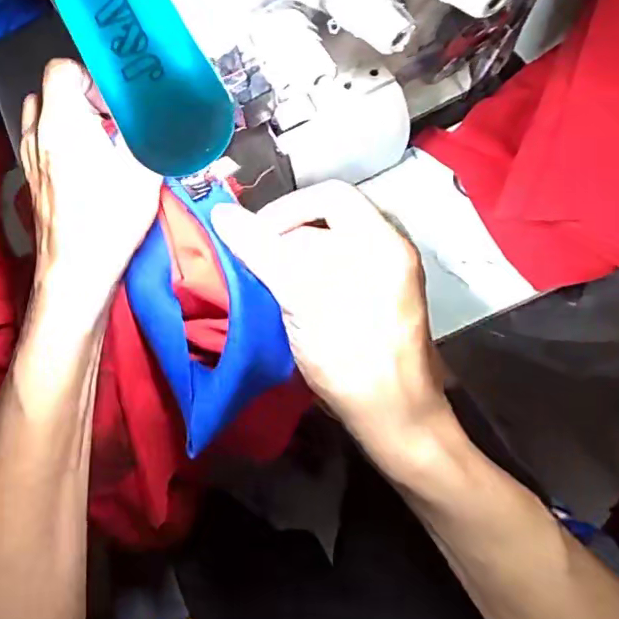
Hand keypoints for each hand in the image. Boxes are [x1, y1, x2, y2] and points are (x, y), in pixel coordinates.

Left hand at [20, 60, 162, 307]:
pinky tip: (91, 162)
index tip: (115, 95)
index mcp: (63, 123)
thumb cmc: (108, 220)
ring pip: (42, 115)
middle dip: (82, 94)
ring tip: (102, 137)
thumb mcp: (143, 171)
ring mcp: (29, 157)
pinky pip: (41, 140)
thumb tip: (165, 112)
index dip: (91, 74)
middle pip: (50, 89)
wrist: (76, 271)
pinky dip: (62, 138)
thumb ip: (151, 133)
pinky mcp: (31, 178)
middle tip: (113, 115)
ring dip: (70, 115)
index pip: (61, 68)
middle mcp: (38, 134)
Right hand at [211, 182, 448, 452]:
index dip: (286, 208)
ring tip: (262, 284)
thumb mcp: (303, 297)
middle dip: (284, 238)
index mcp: (381, 239)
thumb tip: (222, 214)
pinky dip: (306, 282)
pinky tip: (283, 304)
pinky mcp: (374, 306)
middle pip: (327, 223)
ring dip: (291, 262)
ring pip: (328, 252)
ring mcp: (383, 280)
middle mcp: (387, 251)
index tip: (253, 235)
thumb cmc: (352, 354)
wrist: (396, 422)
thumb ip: (263, 251)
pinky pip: (335, 276)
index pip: (329, 196)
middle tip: (251, 262)